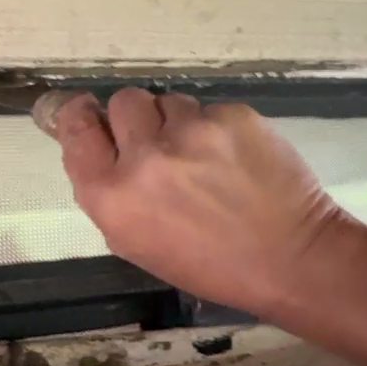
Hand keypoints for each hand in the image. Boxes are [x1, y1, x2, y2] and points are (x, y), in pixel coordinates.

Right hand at [40, 88, 356, 317]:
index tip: (88, 113)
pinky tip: (232, 159)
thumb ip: (105, 192)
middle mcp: (143, 157)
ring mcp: (190, 132)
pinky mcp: (232, 117)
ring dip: (176, 122)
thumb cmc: (205, 263)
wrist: (291, 260)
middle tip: (155, 142)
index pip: (75, 128)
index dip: (80, 116)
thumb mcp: (132, 241)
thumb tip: (95, 147)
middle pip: (121, 102)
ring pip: (166, 101)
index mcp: (110, 195)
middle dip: (135, 118)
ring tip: (201, 155)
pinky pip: (209, 109)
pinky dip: (215, 128)